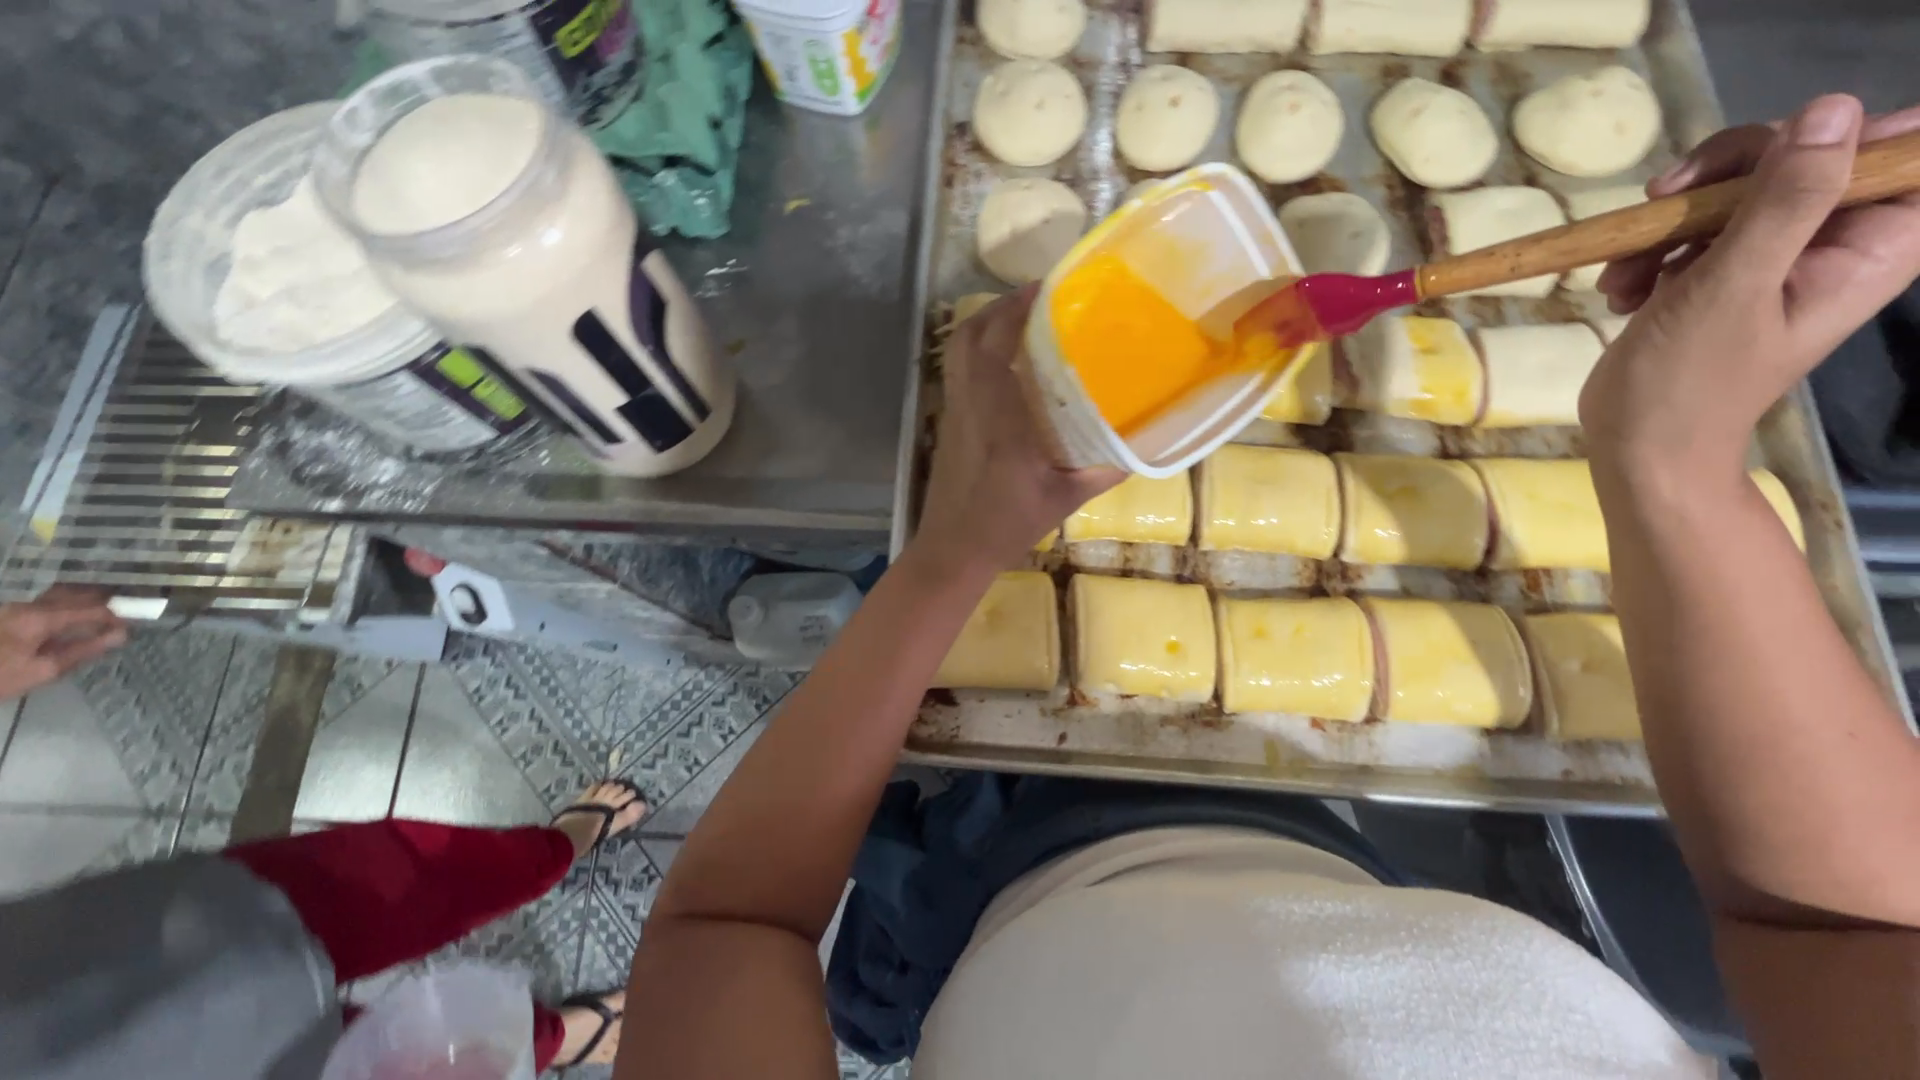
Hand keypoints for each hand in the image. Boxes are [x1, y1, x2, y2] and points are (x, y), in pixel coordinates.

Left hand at [0, 586, 127, 700]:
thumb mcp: (41, 671)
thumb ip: (83, 650)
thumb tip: (120, 634)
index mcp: (39, 618)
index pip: (91, 610)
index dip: (116, 616)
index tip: (132, 624)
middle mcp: (26, 606)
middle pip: (73, 594)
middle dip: (102, 601)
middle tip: (123, 612)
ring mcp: (11, 608)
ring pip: (57, 595)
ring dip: (82, 601)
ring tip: (101, 612)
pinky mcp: (4, 614)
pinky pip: (43, 602)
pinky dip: (65, 605)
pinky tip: (72, 616)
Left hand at [911, 287, 1122, 575]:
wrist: (953, 551)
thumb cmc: (1006, 524)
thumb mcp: (1063, 498)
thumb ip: (1102, 470)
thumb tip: (1141, 447)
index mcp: (998, 413)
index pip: (997, 342)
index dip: (1016, 307)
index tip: (1045, 288)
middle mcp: (969, 402)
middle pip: (970, 335)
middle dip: (999, 308)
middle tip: (1035, 300)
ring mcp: (953, 412)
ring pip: (959, 352)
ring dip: (986, 327)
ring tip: (1022, 323)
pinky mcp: (948, 425)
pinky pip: (959, 372)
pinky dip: (979, 354)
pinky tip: (1008, 366)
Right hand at [1581, 95, 1919, 474]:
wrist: (1638, 448)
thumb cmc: (1690, 381)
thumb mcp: (1733, 288)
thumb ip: (1787, 201)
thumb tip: (1831, 109)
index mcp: (1871, 246)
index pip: (1900, 149)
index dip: (1840, 136)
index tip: (1762, 161)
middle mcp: (1830, 244)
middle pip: (1804, 156)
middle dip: (1725, 175)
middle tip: (1664, 201)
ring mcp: (1769, 260)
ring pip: (1735, 190)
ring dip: (1668, 222)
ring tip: (1626, 270)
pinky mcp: (1717, 275)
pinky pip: (1692, 231)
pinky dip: (1649, 252)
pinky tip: (1623, 288)